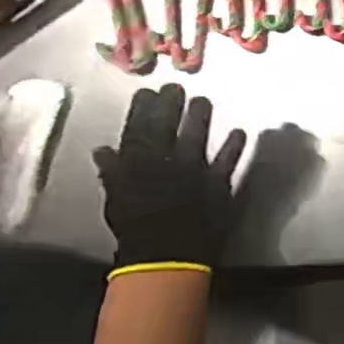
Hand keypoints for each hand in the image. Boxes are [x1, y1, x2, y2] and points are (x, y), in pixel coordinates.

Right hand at [94, 85, 246, 267]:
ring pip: (196, 137)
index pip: (137, 128)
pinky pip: (227, 161)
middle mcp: (165, 162)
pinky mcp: (218, 184)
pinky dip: (234, 147)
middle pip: (167, 126)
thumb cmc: (137, 230)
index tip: (148, 92)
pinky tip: (240, 132)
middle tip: (177, 87)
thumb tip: (103, 149)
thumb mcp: (116, 200)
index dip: (143, 108)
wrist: (167, 256)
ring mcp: (194, 172)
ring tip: (204, 101)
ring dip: (200, 117)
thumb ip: (112, 172)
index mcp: (137, 165)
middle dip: (171, 104)